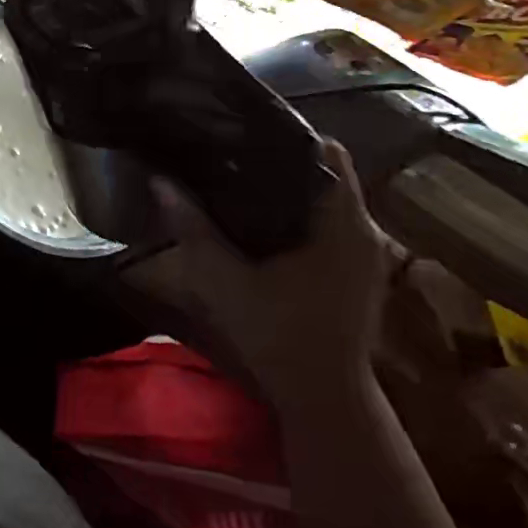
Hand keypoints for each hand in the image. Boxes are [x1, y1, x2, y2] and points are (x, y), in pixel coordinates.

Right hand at [122, 140, 387, 397]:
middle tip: (238, 148)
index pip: (329, 153)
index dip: (291, 133)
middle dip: (287, 157)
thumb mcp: (226, 281)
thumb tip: (160, 181)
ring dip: (296, 186)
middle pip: (329, 172)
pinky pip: (334, 222)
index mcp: (342, 224)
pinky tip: (267, 219)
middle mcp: (365, 231)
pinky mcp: (361, 273)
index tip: (249, 126)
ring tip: (247, 175)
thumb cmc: (279, 335)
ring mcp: (368, 254)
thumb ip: (193, 229)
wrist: (325, 401)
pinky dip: (306, 212)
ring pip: (332, 198)